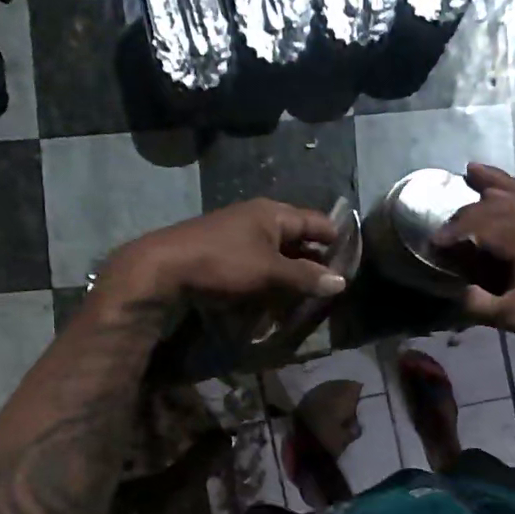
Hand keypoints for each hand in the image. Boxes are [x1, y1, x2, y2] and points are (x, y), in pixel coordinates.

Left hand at [102, 199, 345, 302]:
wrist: (163, 268)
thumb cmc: (222, 263)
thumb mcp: (269, 271)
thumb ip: (305, 277)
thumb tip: (340, 282)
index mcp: (273, 213)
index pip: (317, 222)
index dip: (336, 240)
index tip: (352, 262)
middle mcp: (257, 218)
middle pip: (296, 238)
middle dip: (313, 262)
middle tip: (330, 288)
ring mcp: (237, 235)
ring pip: (276, 254)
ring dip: (290, 275)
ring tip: (305, 300)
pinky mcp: (221, 253)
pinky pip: (256, 264)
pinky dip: (268, 280)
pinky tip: (272, 300)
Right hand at [431, 163, 514, 336]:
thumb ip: (479, 305)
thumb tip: (455, 294)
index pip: (472, 223)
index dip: (449, 233)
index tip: (433, 245)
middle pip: (487, 204)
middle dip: (463, 212)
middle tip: (447, 227)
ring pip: (511, 189)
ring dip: (488, 183)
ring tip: (471, 171)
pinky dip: (513, 187)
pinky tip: (510, 192)